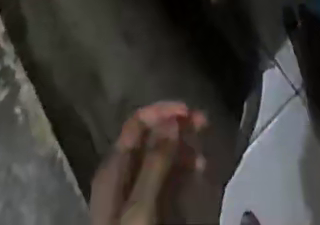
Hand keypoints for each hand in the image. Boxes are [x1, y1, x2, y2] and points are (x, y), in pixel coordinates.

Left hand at [89, 102, 208, 224]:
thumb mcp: (141, 207)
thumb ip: (155, 162)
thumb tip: (172, 119)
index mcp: (114, 169)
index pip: (137, 123)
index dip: (163, 111)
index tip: (191, 113)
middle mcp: (123, 174)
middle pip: (151, 136)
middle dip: (179, 127)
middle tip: (205, 125)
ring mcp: (137, 192)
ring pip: (162, 155)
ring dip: (185, 148)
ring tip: (203, 157)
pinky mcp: (151, 208)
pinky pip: (169, 177)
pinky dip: (184, 169)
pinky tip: (198, 173)